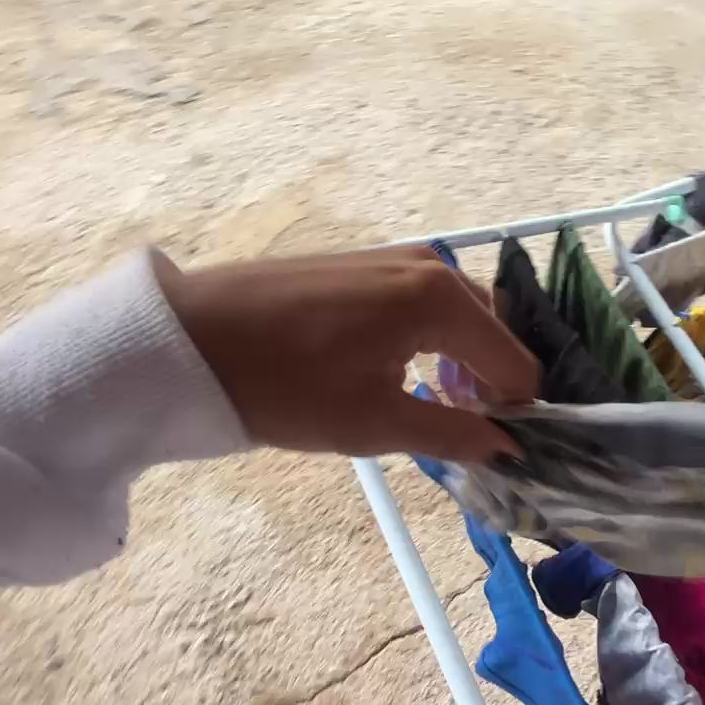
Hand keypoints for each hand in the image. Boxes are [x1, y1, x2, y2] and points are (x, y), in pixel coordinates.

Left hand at [154, 247, 538, 461]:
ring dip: (464, 359)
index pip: (515, 362)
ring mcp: (398, 256)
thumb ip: (455, 433)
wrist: (187, 337)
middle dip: (493, 382)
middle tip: (467, 427)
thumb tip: (508, 447)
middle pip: (494, 331)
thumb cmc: (284, 385)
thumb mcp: (374, 423)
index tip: (500, 447)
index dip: (518, 410)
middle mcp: (431, 265)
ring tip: (436, 402)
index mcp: (441, 301)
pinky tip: (403, 368)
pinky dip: (434, 337)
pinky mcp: (368, 261)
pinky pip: (427, 300)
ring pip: (462, 314)